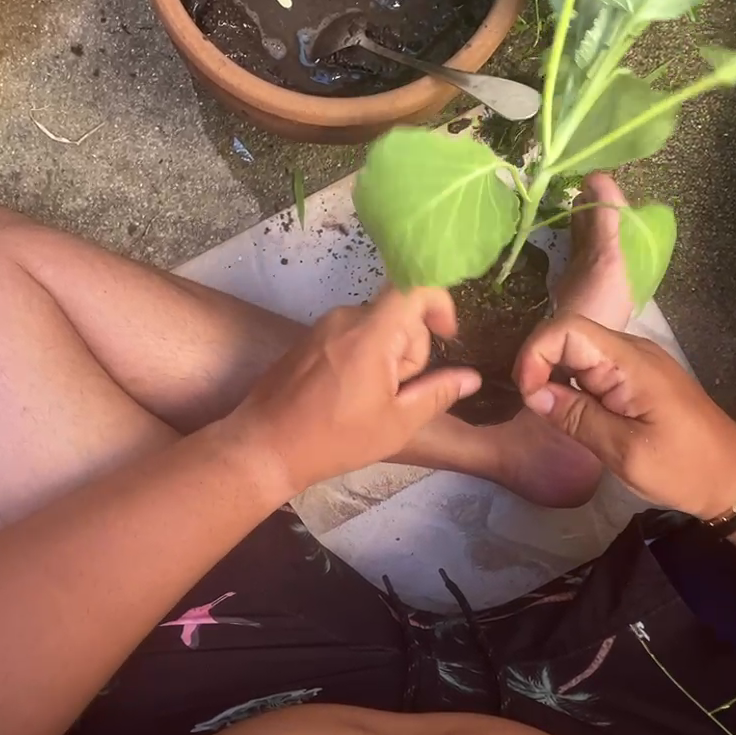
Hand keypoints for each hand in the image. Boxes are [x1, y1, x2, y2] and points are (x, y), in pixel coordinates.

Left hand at [221, 287, 482, 492]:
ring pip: (377, 325)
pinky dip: (363, 356)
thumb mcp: (396, 424)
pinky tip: (347, 393)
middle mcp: (346, 317)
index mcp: (370, 334)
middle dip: (409, 349)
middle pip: (399, 313)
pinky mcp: (310, 337)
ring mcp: (323, 325)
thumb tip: (470, 377)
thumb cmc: (334, 439)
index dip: (440, 304)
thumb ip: (437, 393)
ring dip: (386, 355)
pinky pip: (353, 333)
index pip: (415, 288)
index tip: (449, 336)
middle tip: (394, 394)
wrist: (265, 446)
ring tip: (368, 398)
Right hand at [513, 314, 735, 517]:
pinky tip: (569, 409)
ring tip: (547, 411)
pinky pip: (591, 364)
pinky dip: (570, 381)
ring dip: (553, 373)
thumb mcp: (625, 452)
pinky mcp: (635, 374)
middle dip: (539, 364)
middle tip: (533, 406)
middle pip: (567, 334)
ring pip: (576, 348)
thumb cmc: (685, 468)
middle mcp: (631, 349)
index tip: (528, 395)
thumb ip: (577, 418)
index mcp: (630, 362)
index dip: (536, 354)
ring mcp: (634, 360)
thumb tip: (532, 394)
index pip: (566, 330)